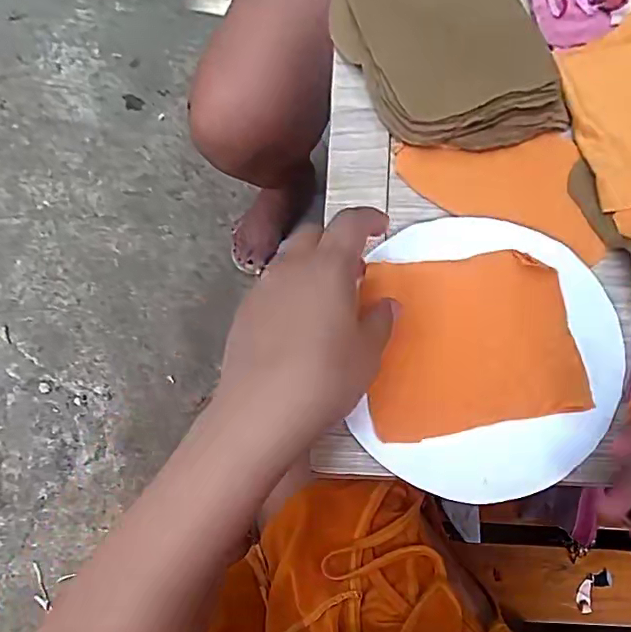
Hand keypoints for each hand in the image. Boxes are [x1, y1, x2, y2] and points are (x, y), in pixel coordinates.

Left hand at [213, 207, 395, 448]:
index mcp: (327, 268)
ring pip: (290, 261)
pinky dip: (292, 292)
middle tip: (356, 271)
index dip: (367, 219)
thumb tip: (386, 304)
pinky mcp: (245, 313)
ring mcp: (263, 289)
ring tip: (329, 300)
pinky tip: (301, 325)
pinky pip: (274, 288)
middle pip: (314, 235)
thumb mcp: (366, 354)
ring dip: (312, 268)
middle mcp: (291, 268)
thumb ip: (379, 322)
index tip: (380, 226)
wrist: (261, 412)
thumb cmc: (325, 379)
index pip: (348, 224)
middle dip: (336, 243)